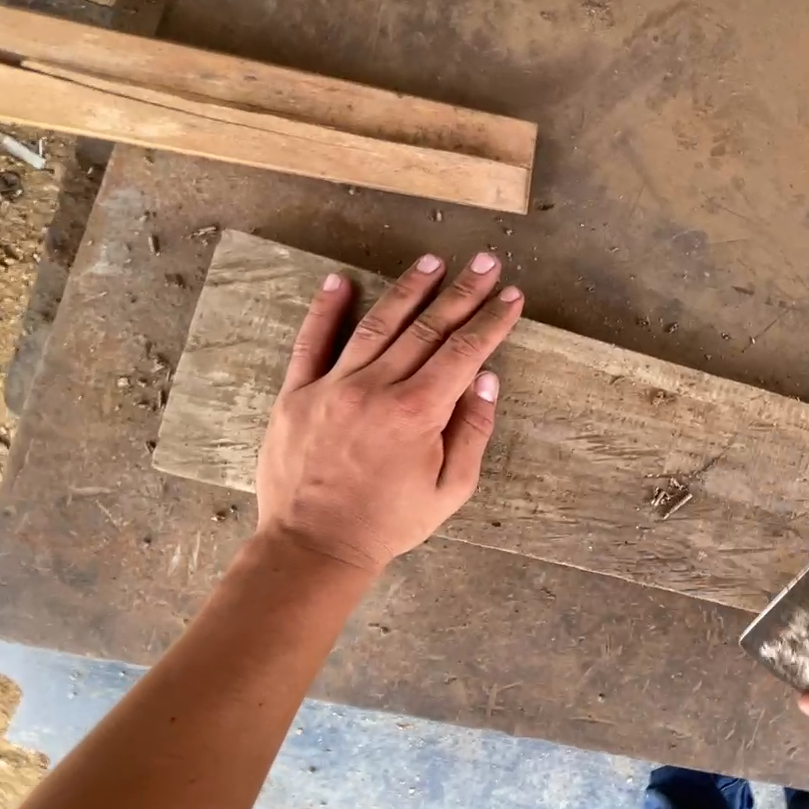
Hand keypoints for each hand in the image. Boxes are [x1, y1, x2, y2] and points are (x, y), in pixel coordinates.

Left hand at [255, 252, 523, 574]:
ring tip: (431, 262)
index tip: (512, 296)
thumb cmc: (392, 521)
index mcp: (418, 412)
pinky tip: (341, 281)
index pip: (465, 352)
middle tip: (485, 262)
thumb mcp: (452, 488)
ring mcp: (332, 387)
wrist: (313, 546)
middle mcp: (376, 389)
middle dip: (462, 292)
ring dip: (408, 290)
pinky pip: (311, 343)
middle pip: (427, 328)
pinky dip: (326, 310)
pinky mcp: (296, 394)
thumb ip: (473, 430)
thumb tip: (487, 380)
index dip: (492, 321)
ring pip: (376, 325)